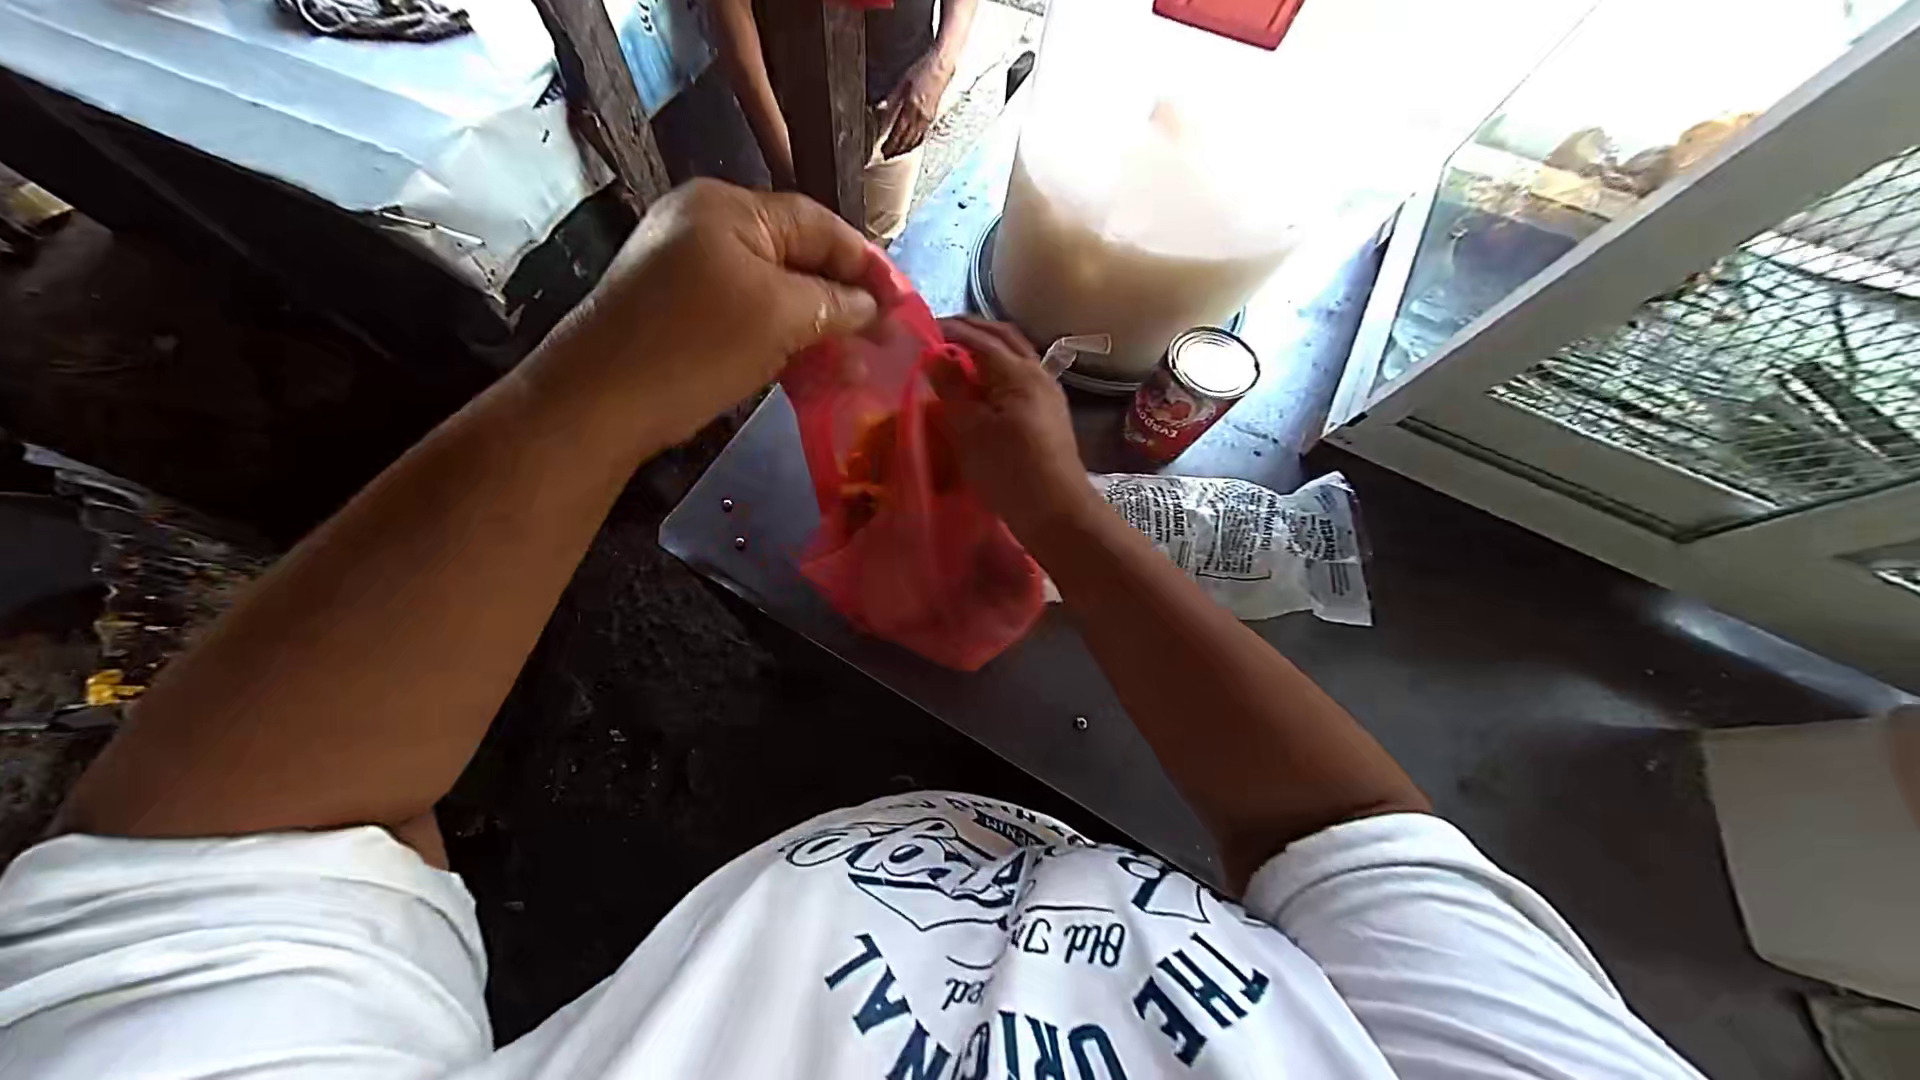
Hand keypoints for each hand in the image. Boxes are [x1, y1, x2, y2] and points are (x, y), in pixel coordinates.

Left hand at [530, 180, 877, 446]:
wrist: (599, 403)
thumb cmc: (693, 347)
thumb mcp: (778, 316)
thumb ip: (835, 302)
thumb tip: (873, 306)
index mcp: (730, 209)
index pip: (819, 225)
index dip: (868, 264)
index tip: (904, 304)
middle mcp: (711, 229)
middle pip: (801, 260)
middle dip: (846, 302)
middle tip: (885, 340)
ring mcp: (696, 273)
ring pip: (780, 296)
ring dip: (821, 331)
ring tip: (857, 367)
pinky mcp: (690, 315)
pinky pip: (755, 320)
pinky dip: (788, 344)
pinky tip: (816, 372)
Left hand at [878, 52, 953, 159]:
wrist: (940, 68)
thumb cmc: (921, 70)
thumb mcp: (903, 82)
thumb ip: (893, 99)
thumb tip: (883, 112)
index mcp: (910, 107)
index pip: (898, 132)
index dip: (890, 143)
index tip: (883, 150)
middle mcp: (919, 116)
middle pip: (906, 140)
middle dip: (896, 150)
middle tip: (887, 156)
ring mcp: (926, 119)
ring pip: (914, 140)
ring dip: (905, 149)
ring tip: (897, 154)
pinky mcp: (931, 118)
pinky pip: (922, 135)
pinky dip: (915, 143)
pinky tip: (910, 146)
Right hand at [928, 317, 1098, 538]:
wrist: (1057, 511)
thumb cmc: (1009, 471)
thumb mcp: (971, 431)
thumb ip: (952, 389)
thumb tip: (933, 355)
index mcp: (1019, 372)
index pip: (979, 338)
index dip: (949, 331)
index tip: (921, 329)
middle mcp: (1038, 374)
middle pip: (1003, 338)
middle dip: (972, 331)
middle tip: (940, 334)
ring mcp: (1048, 394)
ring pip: (1015, 357)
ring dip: (987, 350)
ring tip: (957, 358)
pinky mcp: (1049, 415)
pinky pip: (1019, 379)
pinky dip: (997, 372)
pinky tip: (982, 388)